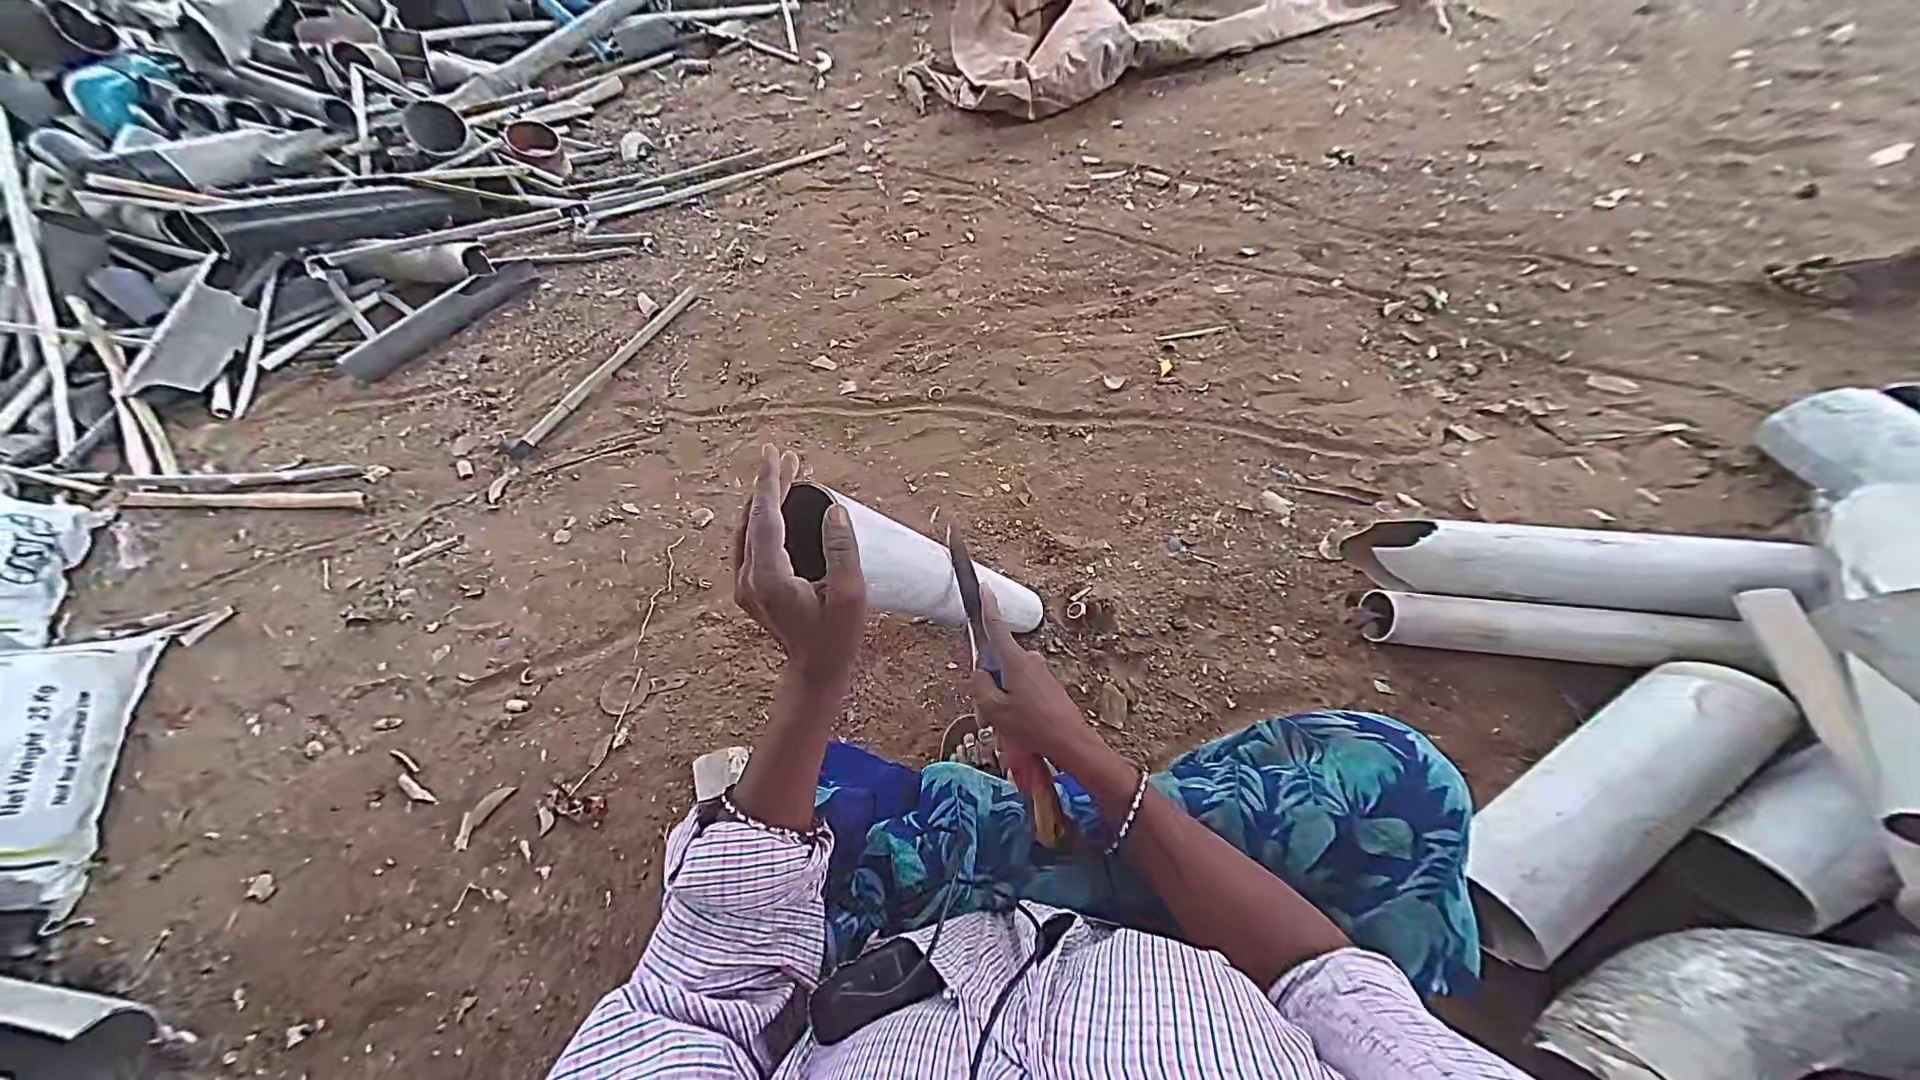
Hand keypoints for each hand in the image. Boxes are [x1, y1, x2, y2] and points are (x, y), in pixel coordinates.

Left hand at [733, 445, 866, 687]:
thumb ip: (842, 550)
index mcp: (770, 577)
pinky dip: (763, 520)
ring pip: (749, 530)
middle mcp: (749, 579)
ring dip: (765, 501)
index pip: (766, 518)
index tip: (778, 455)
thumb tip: (833, 510)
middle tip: (789, 458)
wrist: (815, 671)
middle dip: (770, 486)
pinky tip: (778, 511)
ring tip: (787, 476)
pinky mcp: (750, 590)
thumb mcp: (851, 594)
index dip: (772, 483)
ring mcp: (746, 585)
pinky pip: (750, 543)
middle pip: (754, 519)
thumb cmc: (837, 637)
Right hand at [967, 585, 1107, 773]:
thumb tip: (979, 674)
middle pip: (999, 660)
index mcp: (1015, 660)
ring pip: (1010, 677)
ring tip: (1007, 724)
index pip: (996, 627)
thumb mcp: (993, 708)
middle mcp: (1030, 660)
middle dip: (990, 681)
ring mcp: (1041, 672)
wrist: (1070, 741)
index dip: (988, 606)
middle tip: (990, 711)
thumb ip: (980, 686)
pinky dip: (1016, 702)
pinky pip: (1023, 687)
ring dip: (1003, 697)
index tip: (984, 587)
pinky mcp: (1048, 684)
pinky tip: (1020, 724)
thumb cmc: (1032, 725)